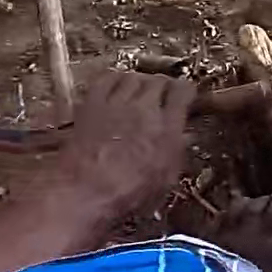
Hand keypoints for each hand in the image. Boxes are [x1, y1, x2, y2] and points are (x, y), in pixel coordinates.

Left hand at [54, 71, 195, 220]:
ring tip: (139, 90)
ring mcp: (117, 103)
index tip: (184, 94)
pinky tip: (115, 87)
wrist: (86, 191)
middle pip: (158, 81)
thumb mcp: (166, 179)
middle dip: (163, 85)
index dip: (185, 90)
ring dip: (139, 82)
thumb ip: (177, 152)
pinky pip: (106, 79)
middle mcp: (145, 108)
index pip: (183, 91)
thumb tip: (183, 137)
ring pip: (133, 77)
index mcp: (167, 126)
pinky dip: (114, 79)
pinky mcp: (93, 103)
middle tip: (162, 94)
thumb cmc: (129, 193)